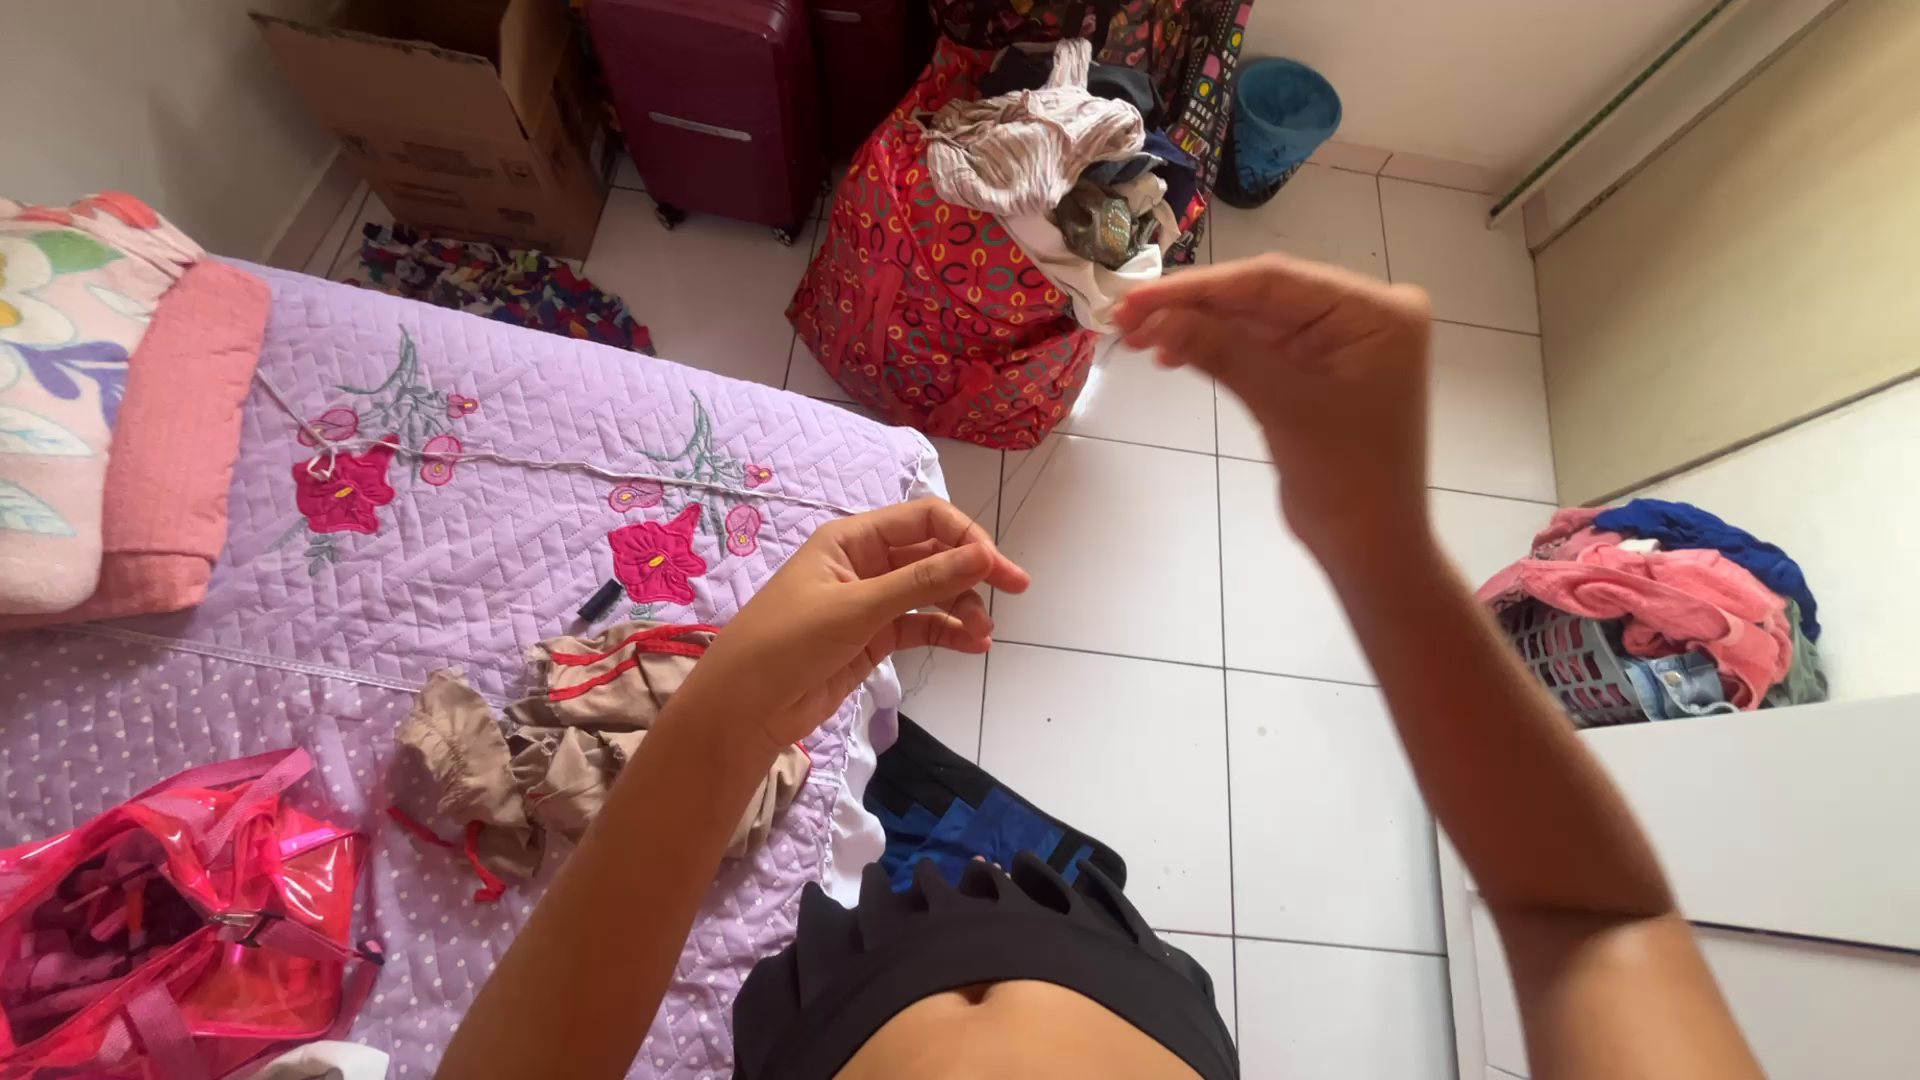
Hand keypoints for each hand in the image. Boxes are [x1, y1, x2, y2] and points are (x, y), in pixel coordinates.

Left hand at [672, 498, 1029, 751]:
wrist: (743, 710)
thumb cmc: (787, 643)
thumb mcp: (856, 608)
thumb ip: (921, 582)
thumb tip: (983, 556)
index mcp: (853, 538)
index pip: (924, 520)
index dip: (964, 535)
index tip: (994, 565)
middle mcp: (867, 563)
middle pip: (933, 554)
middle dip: (972, 569)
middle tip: (1016, 588)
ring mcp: (873, 602)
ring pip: (932, 592)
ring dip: (962, 605)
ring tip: (982, 633)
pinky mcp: (875, 639)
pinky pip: (922, 626)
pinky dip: (948, 632)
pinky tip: (973, 645)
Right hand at [1113, 254, 1432, 555]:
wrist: (1367, 544)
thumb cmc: (1345, 478)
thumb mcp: (1283, 406)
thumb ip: (1222, 353)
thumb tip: (1155, 318)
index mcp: (1374, 310)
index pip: (1272, 282)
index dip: (1198, 287)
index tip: (1136, 297)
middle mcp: (1358, 315)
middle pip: (1259, 299)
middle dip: (1190, 307)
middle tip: (1123, 318)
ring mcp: (1334, 345)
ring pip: (1250, 324)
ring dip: (1194, 329)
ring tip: (1136, 338)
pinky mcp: (1310, 373)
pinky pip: (1253, 351)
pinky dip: (1212, 352)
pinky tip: (1171, 354)